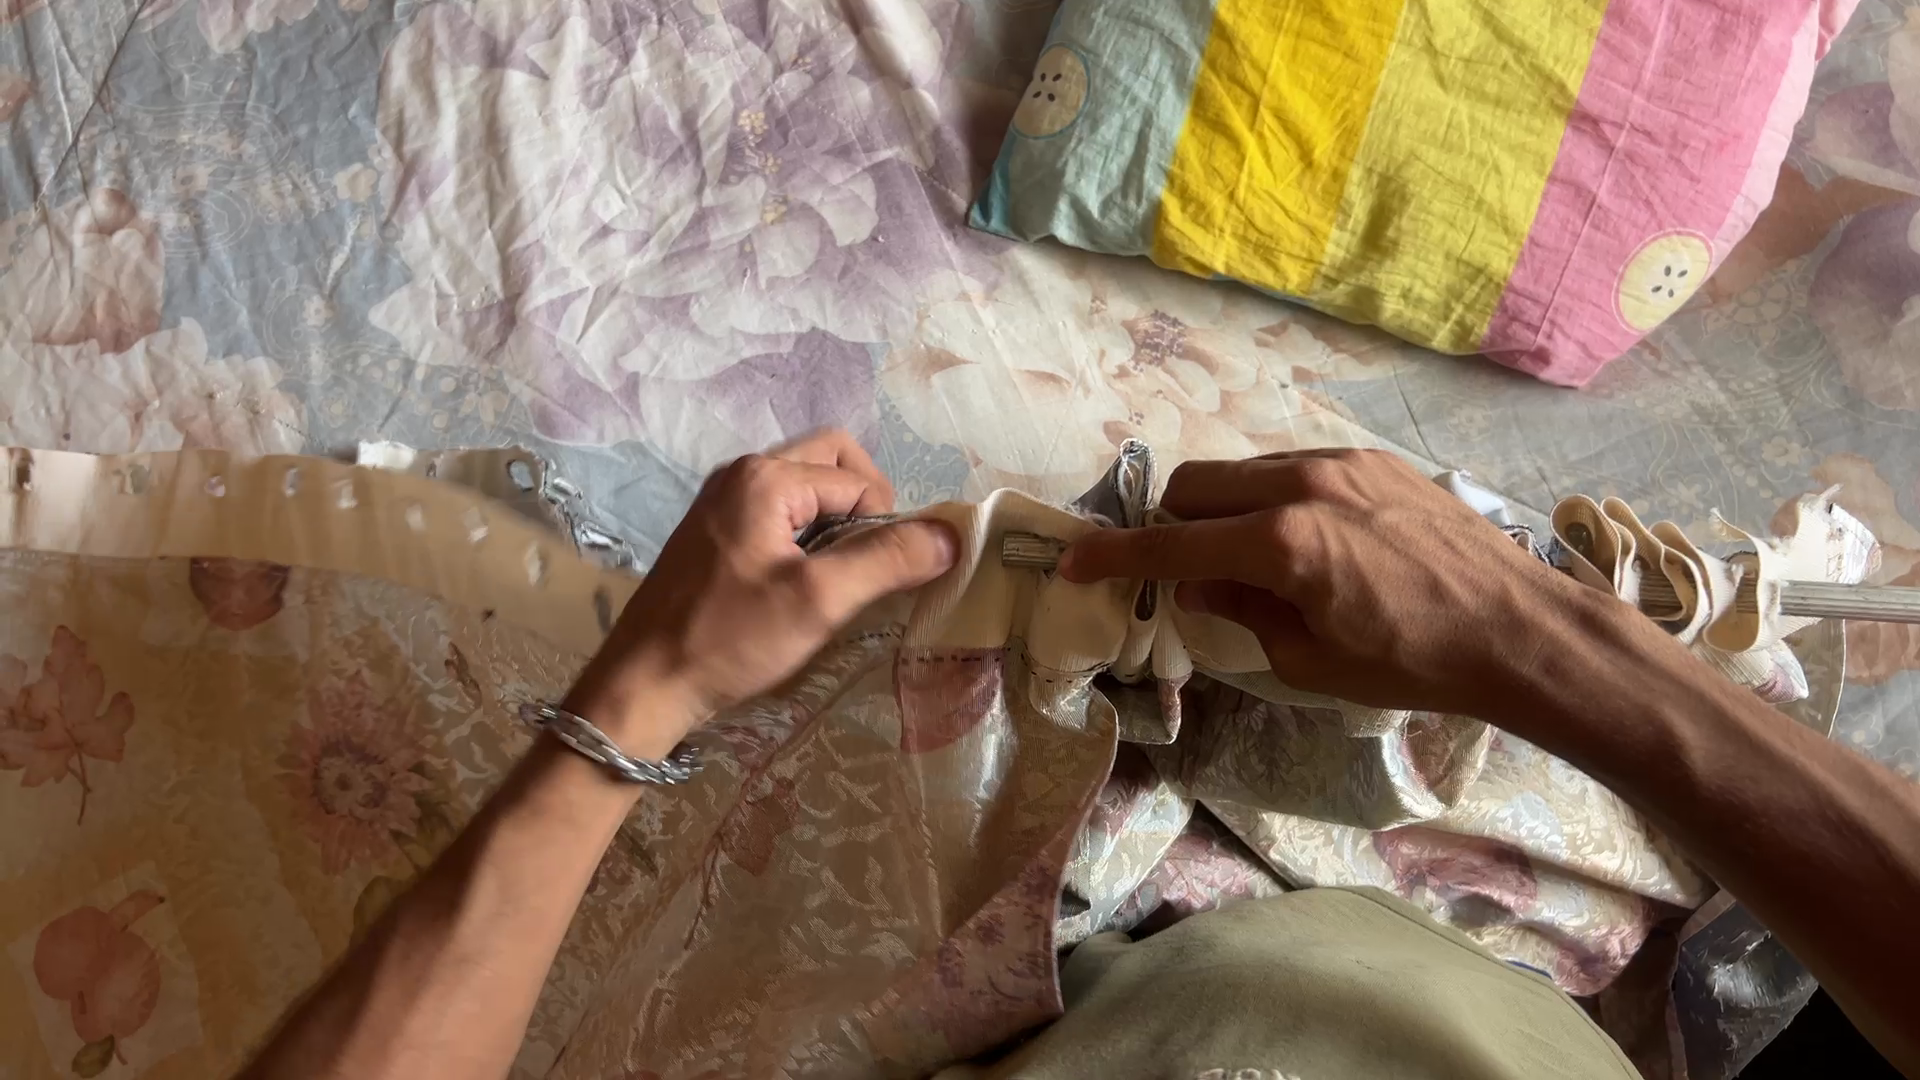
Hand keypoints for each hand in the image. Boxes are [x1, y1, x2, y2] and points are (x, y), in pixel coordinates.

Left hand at [564, 430, 955, 753]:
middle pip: (834, 460)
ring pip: (809, 484)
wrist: (643, 685)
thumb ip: (888, 561)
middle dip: (868, 503)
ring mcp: (724, 498)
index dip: (886, 527)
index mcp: (765, 477)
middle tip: (872, 558)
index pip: (859, 483)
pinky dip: (811, 530)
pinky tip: (807, 575)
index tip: (878, 579)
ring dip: (840, 517)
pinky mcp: (717, 528)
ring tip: (842, 570)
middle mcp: (742, 472)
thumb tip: (951, 535)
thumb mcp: (819, 600)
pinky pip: (783, 508)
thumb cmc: (731, 638)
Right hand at [1059, 449, 1621, 721]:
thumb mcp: (1307, 657)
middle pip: (1192, 483)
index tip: (1076, 561)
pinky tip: (1310, 533)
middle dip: (1173, 522)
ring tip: (1259, 551)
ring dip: (1221, 507)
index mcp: (1281, 545)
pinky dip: (1269, 495)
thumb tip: (1195, 583)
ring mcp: (1337, 463)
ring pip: (1237, 468)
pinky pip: (1288, 465)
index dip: (1115, 556)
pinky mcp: (1370, 458)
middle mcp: (1300, 486)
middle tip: (1193, 565)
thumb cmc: (1411, 662)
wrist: (1523, 630)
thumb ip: (1237, 609)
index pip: (1170, 544)